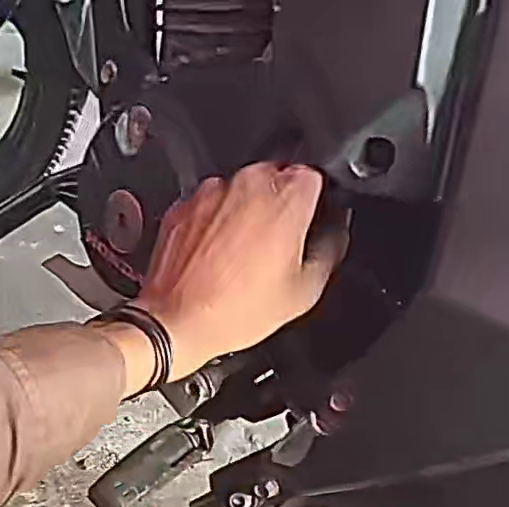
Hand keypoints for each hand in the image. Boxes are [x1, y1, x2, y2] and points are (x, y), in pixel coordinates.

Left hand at [137, 163, 347, 377]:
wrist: (175, 325)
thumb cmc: (232, 312)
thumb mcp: (303, 293)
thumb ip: (329, 250)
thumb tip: (333, 235)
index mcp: (288, 193)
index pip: (316, 178)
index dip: (314, 206)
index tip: (308, 228)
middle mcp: (248, 182)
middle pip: (274, 181)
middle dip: (275, 211)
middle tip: (270, 253)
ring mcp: (210, 192)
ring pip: (237, 194)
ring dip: (240, 219)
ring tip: (236, 262)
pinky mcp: (181, 207)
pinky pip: (205, 209)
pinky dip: (210, 228)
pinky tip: (211, 262)